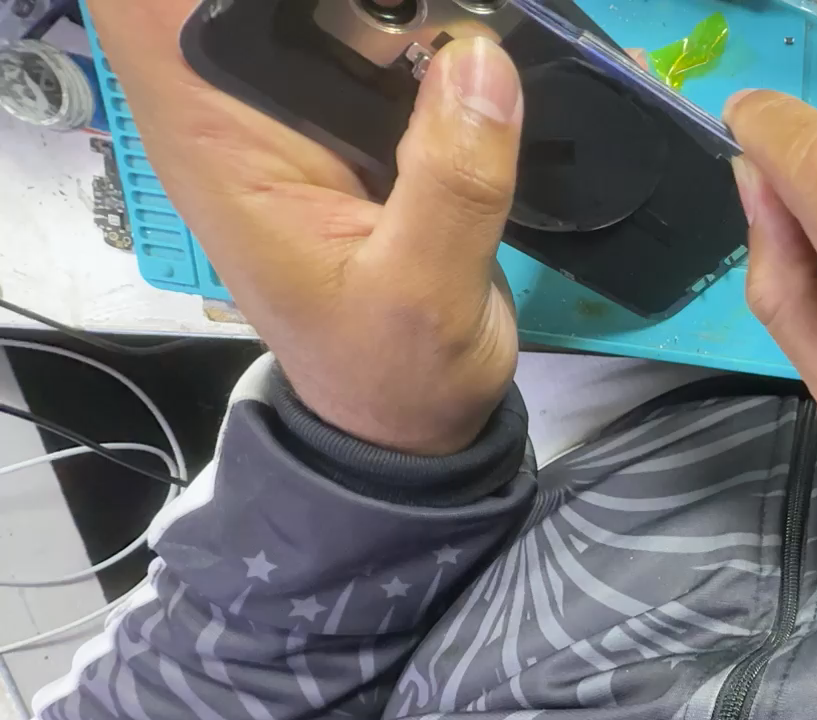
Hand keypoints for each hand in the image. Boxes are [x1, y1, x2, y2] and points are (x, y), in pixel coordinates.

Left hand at [92, 2, 525, 454]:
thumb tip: (483, 60)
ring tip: (477, 34)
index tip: (366, 6)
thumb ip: (453, 182)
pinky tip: (483, 64)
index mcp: (219, 134)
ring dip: (404, 17)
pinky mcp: (370, 144)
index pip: (171, 2)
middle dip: (356, 1)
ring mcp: (312, 124)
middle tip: (450, 17)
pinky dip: (436, 53)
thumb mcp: (426, 289)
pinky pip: (391, 69)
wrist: (419, 419)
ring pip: (333, 19)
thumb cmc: (399, 369)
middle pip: (263, 2)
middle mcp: (248, 109)